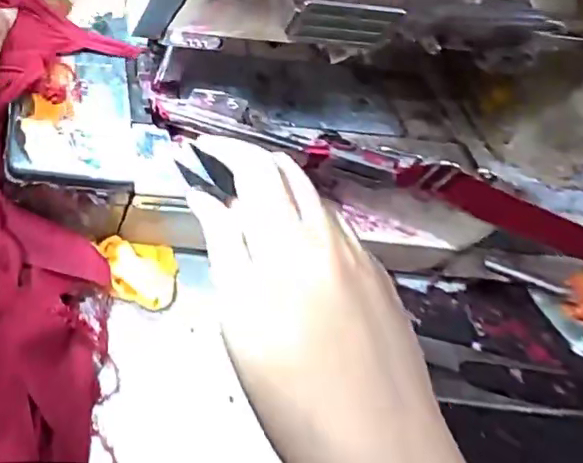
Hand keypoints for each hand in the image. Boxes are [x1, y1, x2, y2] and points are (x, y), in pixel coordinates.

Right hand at [182, 137, 462, 462]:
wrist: (386, 451)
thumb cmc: (298, 401)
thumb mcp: (239, 324)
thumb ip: (224, 248)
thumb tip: (207, 199)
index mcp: (287, 244)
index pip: (252, 166)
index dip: (220, 149)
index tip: (196, 149)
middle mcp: (326, 235)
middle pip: (284, 168)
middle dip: (246, 159)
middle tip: (216, 170)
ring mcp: (358, 251)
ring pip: (311, 193)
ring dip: (277, 184)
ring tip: (249, 203)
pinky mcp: (378, 272)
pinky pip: (335, 223)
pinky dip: (306, 215)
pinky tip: (293, 243)